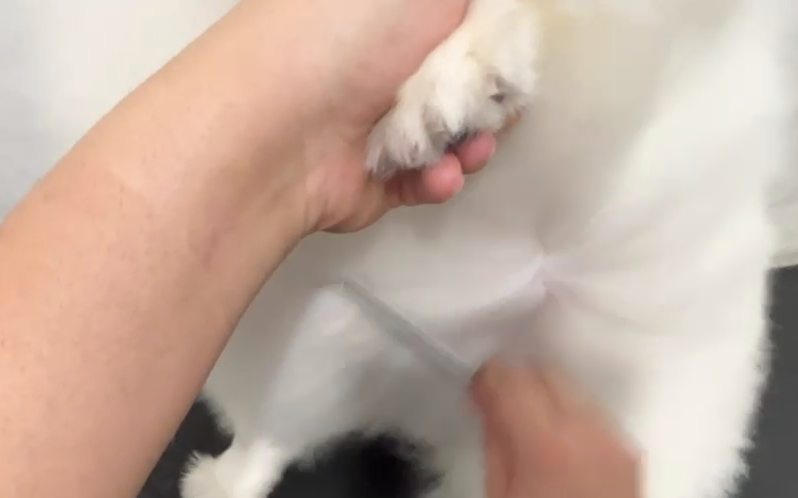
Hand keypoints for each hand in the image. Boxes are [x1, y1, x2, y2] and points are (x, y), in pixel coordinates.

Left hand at [232, 0, 500, 232]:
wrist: (284, 126)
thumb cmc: (349, 30)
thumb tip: (494, 10)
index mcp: (391, 9)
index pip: (463, 26)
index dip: (495, 43)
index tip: (513, 57)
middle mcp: (384, 61)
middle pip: (463, 84)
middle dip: (489, 99)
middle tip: (497, 108)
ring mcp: (379, 123)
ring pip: (449, 138)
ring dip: (471, 146)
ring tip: (470, 151)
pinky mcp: (376, 180)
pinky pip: (424, 181)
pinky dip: (439, 180)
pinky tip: (440, 176)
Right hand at [470, 363, 645, 497]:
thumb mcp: (499, 497)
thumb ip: (495, 440)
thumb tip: (487, 400)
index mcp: (545, 447)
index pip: (514, 382)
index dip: (490, 378)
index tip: (477, 391)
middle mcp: (585, 430)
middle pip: (547, 373)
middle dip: (519, 381)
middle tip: (500, 406)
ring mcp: (612, 437)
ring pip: (573, 390)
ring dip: (546, 397)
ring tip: (532, 428)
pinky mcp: (629, 447)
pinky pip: (593, 414)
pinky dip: (570, 418)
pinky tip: (562, 450)